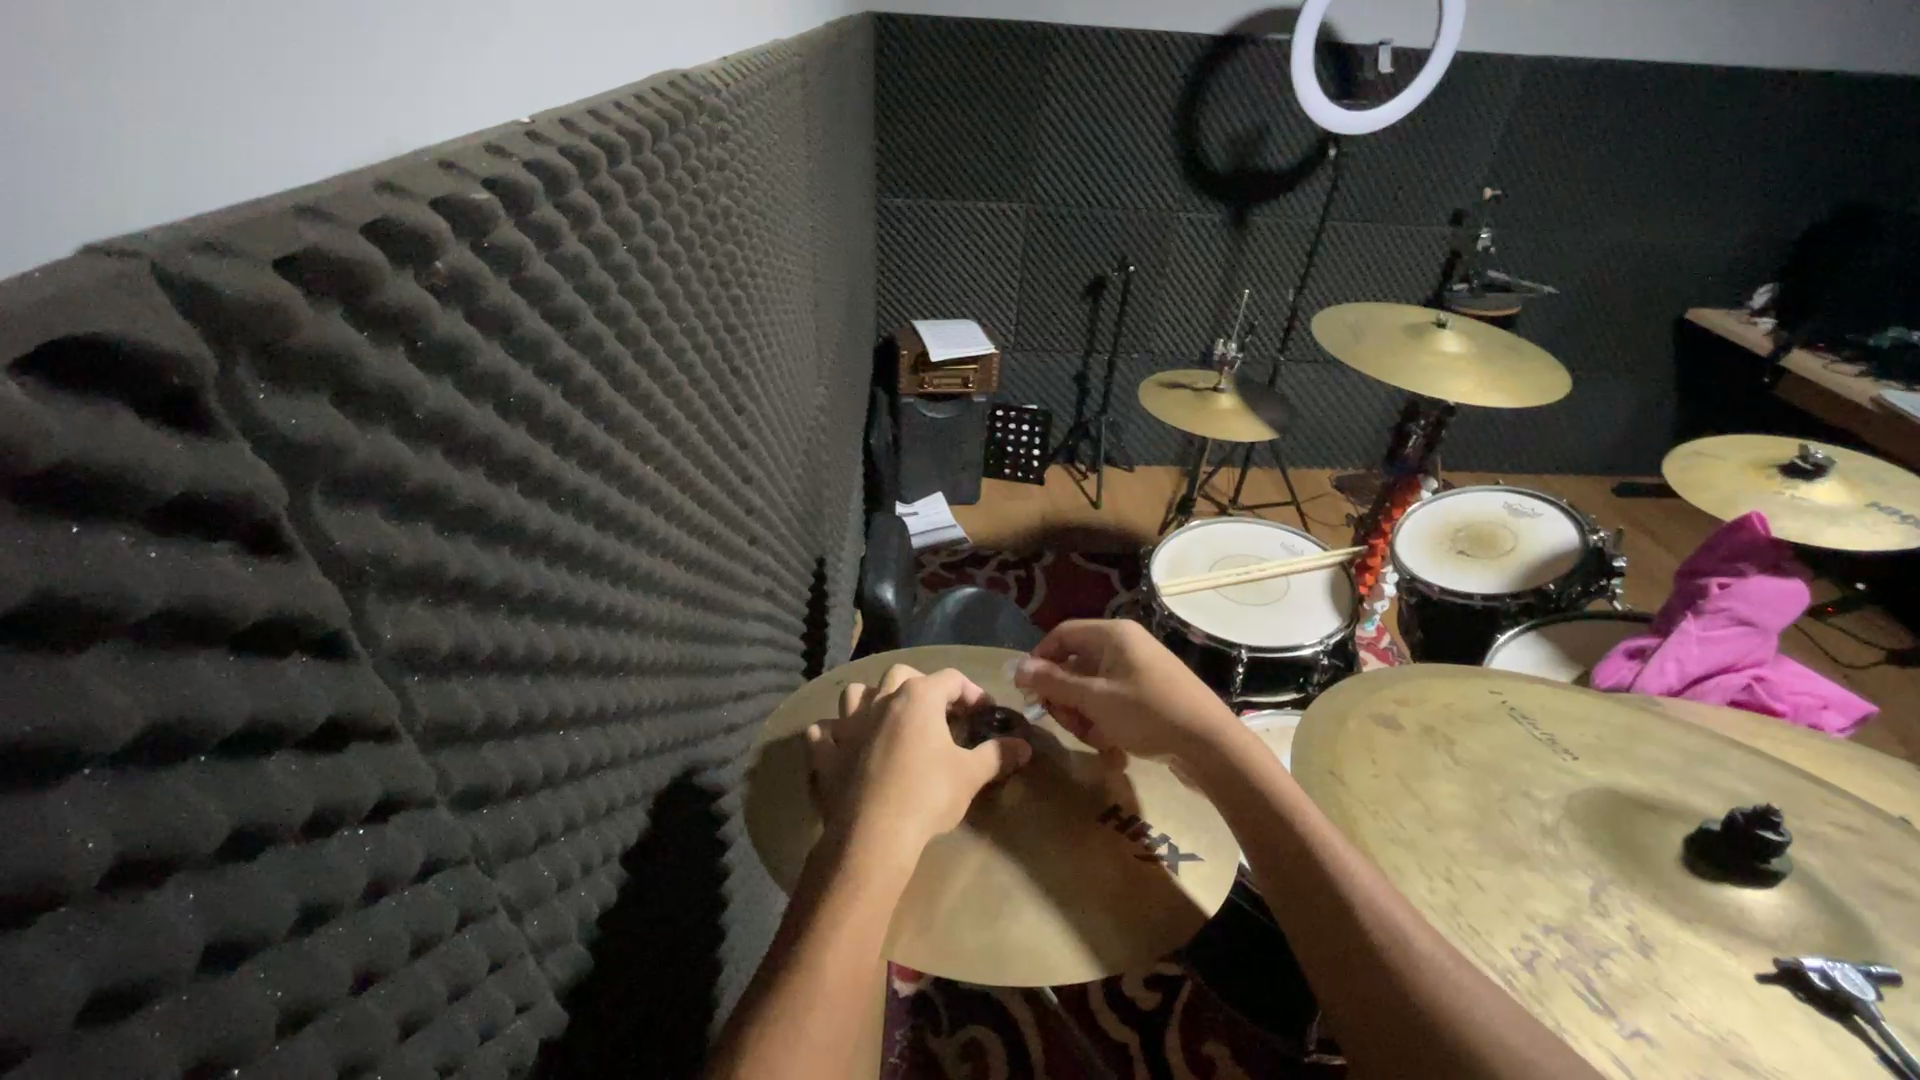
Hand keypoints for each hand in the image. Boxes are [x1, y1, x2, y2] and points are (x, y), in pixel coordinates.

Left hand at [807, 665, 1032, 854]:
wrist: (875, 834)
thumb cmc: (928, 795)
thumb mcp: (971, 775)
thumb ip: (998, 755)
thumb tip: (1024, 746)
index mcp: (918, 698)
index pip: (951, 679)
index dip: (972, 692)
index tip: (985, 713)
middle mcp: (880, 700)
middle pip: (902, 675)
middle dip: (922, 686)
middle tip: (939, 714)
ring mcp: (848, 724)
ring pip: (856, 693)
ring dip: (872, 699)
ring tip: (889, 720)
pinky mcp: (825, 752)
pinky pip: (823, 731)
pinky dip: (833, 733)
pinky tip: (843, 744)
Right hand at [1014, 619, 1239, 760]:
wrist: (1210, 745)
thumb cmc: (1148, 714)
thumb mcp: (1095, 699)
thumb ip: (1054, 683)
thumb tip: (1017, 668)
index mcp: (1113, 635)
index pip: (1061, 635)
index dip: (1040, 660)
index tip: (1029, 692)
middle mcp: (1124, 646)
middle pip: (1074, 665)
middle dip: (1065, 697)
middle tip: (1068, 724)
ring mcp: (1137, 671)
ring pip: (1090, 689)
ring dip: (1083, 716)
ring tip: (1096, 740)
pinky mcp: (1147, 695)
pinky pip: (1110, 703)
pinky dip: (1104, 723)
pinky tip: (1112, 746)